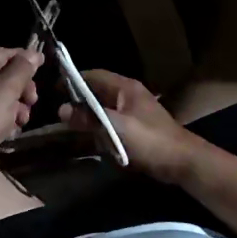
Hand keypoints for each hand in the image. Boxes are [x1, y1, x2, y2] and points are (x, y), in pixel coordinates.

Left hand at [0, 47, 41, 177]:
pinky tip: (14, 129)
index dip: (23, 57)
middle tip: (33, 99)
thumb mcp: (8, 89)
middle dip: (24, 86)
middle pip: (6, 75)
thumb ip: (22, 69)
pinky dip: (10, 118)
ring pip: (6, 96)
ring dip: (20, 105)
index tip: (43, 64)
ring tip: (23, 118)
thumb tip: (34, 52)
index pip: (3, 53)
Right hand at [59, 70, 206, 183]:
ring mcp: (133, 110)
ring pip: (103, 107)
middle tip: (57, 110)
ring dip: (87, 114)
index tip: (54, 89)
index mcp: (125, 88)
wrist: (183, 162)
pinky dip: (98, 126)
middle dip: (78, 99)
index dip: (73, 79)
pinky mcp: (135, 126)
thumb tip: (62, 110)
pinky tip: (88, 136)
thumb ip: (89, 118)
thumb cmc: (151, 141)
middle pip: (97, 91)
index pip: (93, 75)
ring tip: (67, 124)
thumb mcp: (117, 128)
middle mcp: (128, 94)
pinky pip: (110, 121)